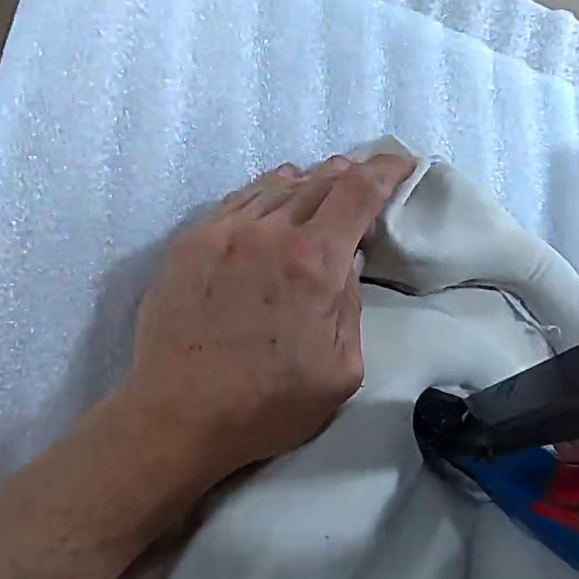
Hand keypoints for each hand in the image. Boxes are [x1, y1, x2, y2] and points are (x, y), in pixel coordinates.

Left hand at [113, 153, 415, 482]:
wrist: (178, 415)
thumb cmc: (268, 404)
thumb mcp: (341, 369)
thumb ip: (351, 305)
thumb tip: (346, 260)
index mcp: (313, 263)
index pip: (359, 191)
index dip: (386, 169)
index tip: (401, 163)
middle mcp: (270, 233)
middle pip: (321, 179)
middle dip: (351, 174)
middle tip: (364, 183)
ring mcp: (224, 231)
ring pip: (279, 183)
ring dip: (310, 181)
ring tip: (323, 188)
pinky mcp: (191, 241)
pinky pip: (240, 198)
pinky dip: (268, 191)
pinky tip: (274, 202)